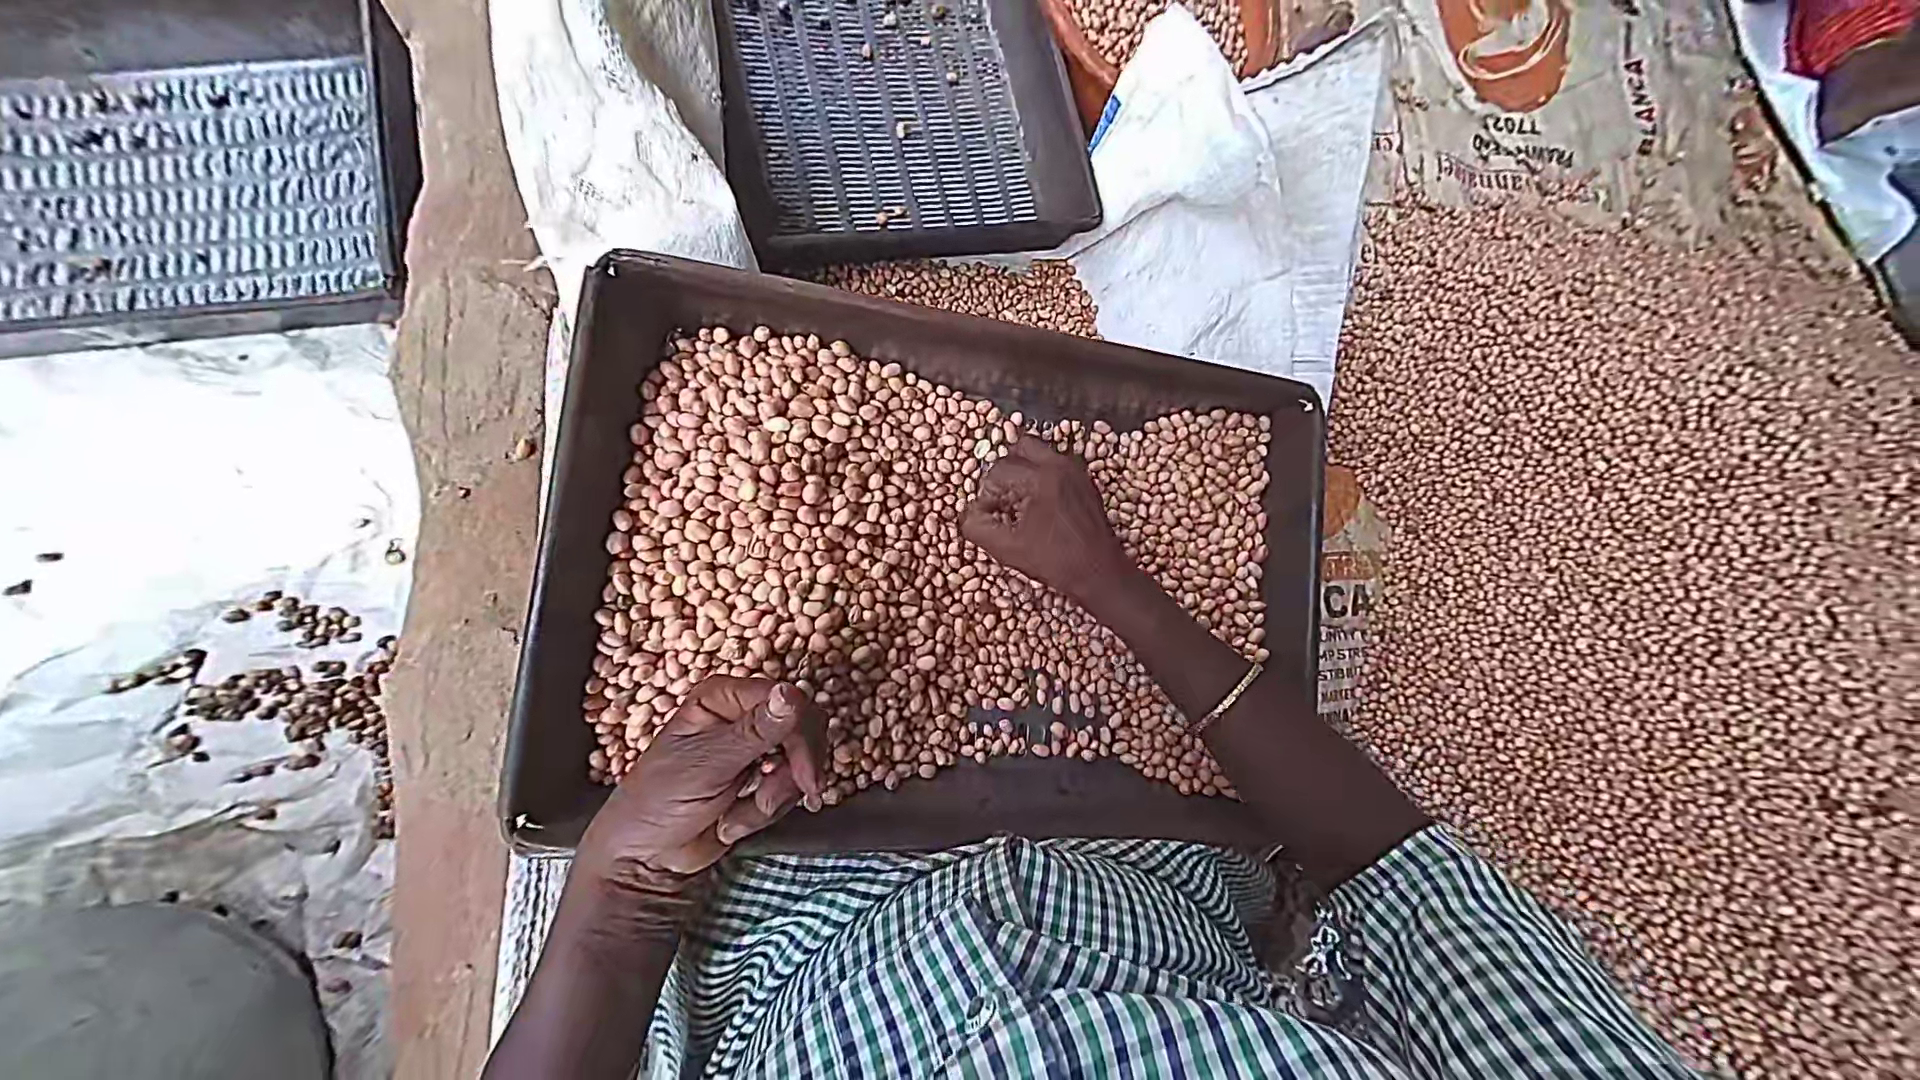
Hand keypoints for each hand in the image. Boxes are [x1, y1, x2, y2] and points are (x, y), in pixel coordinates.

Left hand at [568, 677, 825, 940]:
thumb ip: (755, 731)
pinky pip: (791, 786)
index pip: (786, 700)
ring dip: (774, 796)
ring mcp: (756, 747)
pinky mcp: (763, 777)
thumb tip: (791, 693)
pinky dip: (769, 810)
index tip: (804, 774)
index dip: (800, 735)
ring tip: (736, 817)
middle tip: (768, 801)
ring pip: (801, 760)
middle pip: (802, 727)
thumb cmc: (658, 803)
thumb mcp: (707, 764)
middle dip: (790, 771)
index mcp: (725, 698)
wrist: (644, 860)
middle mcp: (745, 715)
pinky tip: (736, 821)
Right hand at [960, 436, 1135, 605]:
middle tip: (1003, 502)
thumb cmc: (1057, 561)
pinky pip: (1055, 466)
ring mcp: (1076, 471)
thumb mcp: (1007, 548)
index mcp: (1040, 478)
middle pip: (1018, 449)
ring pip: (1038, 454)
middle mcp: (1060, 465)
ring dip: (1023, 473)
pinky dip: (1041, 479)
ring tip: (1020, 504)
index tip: (993, 517)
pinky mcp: (1084, 481)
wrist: (1100, 572)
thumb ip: (978, 527)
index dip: (988, 496)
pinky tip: (1040, 509)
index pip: (997, 471)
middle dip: (1004, 473)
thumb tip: (970, 513)